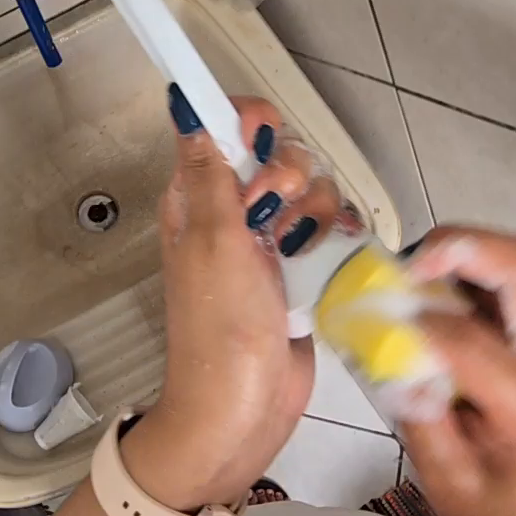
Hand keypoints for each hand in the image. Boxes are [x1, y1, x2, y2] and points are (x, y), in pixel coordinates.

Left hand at [119, 91, 335, 511]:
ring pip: (308, 188)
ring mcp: (268, 240)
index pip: (221, 127)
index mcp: (197, 197)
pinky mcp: (300, 266)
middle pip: (276, 152)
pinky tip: (326, 253)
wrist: (241, 410)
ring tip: (295, 249)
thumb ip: (210, 172)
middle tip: (271, 216)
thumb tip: (183, 105)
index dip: (247, 121)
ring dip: (311, 209)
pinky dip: (332, 232)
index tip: (262, 145)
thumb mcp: (212, 241)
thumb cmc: (219, 328)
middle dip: (286, 174)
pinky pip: (326, 226)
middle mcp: (232, 210)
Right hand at [397, 227, 515, 515]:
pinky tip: (435, 281)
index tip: (385, 321)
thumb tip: (393, 355)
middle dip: (469, 248)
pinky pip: (515, 276)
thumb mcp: (445, 482)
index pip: (482, 348)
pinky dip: (472, 262)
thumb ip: (421, 418)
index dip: (427, 326)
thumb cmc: (490, 514)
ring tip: (420, 266)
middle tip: (413, 263)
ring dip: (472, 248)